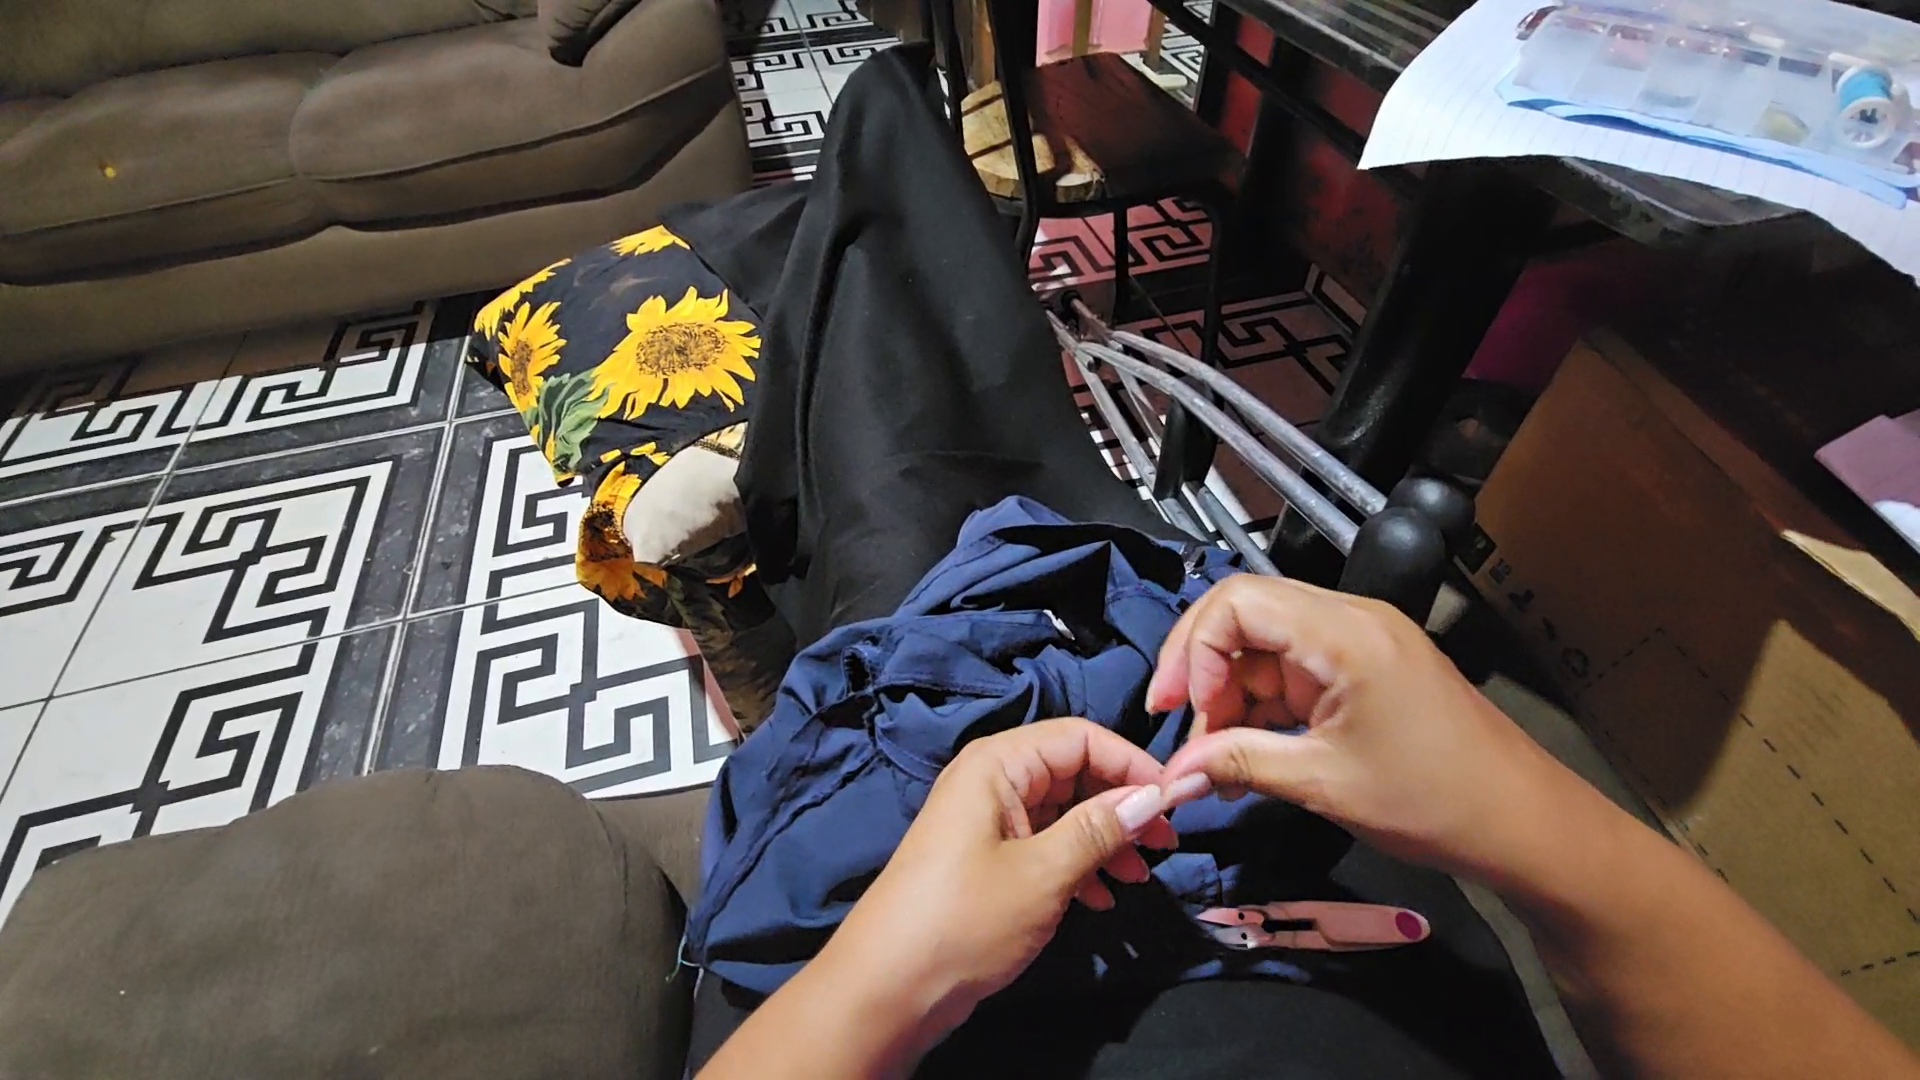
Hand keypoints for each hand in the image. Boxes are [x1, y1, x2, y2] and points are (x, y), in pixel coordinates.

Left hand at [820, 718, 1175, 1045]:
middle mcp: (993, 779)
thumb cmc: (965, 917)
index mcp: (998, 762)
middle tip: (1164, 844)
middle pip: (1073, 772)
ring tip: (1137, 878)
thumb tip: (1152, 796)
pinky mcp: (988, 857)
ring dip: (1103, 840)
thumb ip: (1098, 830)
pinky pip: (1044, 844)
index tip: (1175, 800)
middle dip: (1120, 804)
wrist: (888, 987)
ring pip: (1062, 811)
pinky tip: (1101, 901)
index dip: (1130, 762)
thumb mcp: (1042, 873)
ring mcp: (989, 819)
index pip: (1079, 737)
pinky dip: (1077, 865)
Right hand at [1147, 575, 1569, 881]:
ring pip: (1258, 646)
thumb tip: (1170, 774)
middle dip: (1200, 670)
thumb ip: (1237, 764)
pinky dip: (1257, 707)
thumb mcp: (1325, 783)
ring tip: (1215, 756)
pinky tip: (1246, 749)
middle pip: (1241, 615)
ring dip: (1227, 695)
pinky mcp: (1356, 667)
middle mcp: (1346, 619)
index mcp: (1344, 632)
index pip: (1236, 602)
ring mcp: (1353, 641)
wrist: (1532, 829)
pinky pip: (1285, 670)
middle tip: (1179, 726)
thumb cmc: (1437, 801)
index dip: (1192, 648)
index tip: (1176, 708)